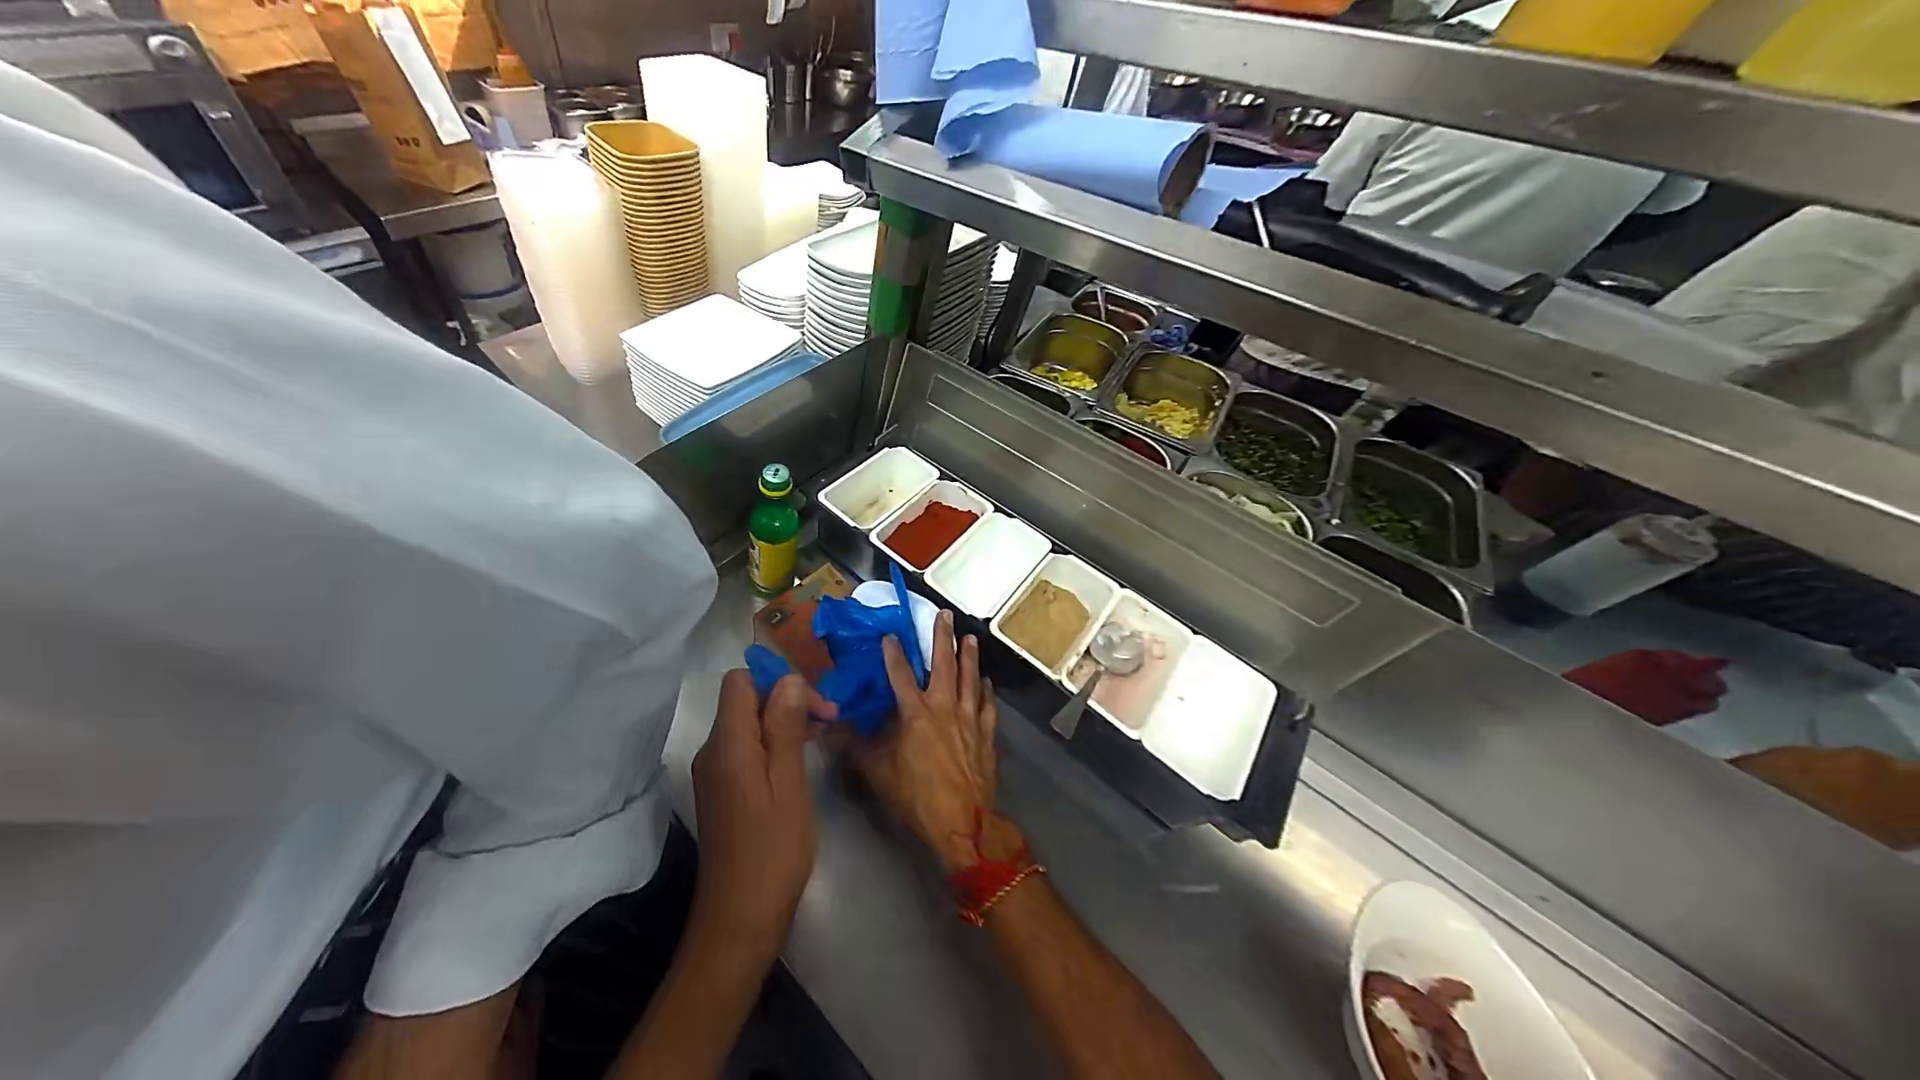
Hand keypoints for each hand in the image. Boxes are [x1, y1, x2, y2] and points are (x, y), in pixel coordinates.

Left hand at [688, 671, 832, 962]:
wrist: (739, 918)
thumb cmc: (772, 851)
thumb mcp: (789, 784)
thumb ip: (786, 728)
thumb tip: (790, 679)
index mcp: (727, 745)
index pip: (739, 682)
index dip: (777, 680)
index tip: (815, 703)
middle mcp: (712, 752)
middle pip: (744, 701)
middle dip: (786, 700)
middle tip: (828, 721)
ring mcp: (715, 774)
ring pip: (747, 725)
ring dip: (783, 722)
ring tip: (821, 738)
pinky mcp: (723, 792)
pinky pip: (747, 750)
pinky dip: (773, 745)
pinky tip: (799, 762)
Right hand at [852, 610, 1011, 872]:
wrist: (963, 822)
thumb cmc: (917, 797)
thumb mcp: (877, 772)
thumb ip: (856, 748)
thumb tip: (831, 730)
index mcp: (916, 713)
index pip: (901, 675)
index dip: (894, 653)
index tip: (890, 634)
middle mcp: (945, 708)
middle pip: (944, 665)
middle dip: (942, 638)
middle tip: (944, 615)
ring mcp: (970, 719)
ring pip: (971, 678)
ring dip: (970, 656)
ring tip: (970, 637)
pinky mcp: (986, 735)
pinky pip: (988, 705)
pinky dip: (986, 691)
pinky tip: (986, 682)